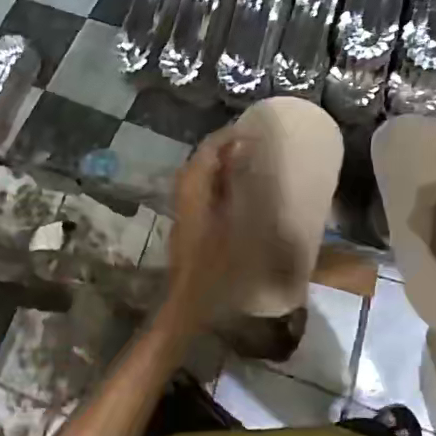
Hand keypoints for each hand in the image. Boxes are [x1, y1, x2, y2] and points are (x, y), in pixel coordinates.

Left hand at [162, 126, 245, 323]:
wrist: (186, 304)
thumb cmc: (215, 270)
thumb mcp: (240, 231)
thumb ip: (245, 194)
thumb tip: (252, 165)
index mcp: (196, 193)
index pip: (208, 152)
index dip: (228, 137)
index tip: (252, 131)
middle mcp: (185, 196)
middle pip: (200, 160)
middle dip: (223, 146)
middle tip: (251, 142)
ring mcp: (183, 210)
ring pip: (198, 175)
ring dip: (218, 163)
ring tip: (245, 159)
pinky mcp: (187, 223)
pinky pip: (200, 189)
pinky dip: (216, 179)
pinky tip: (234, 189)